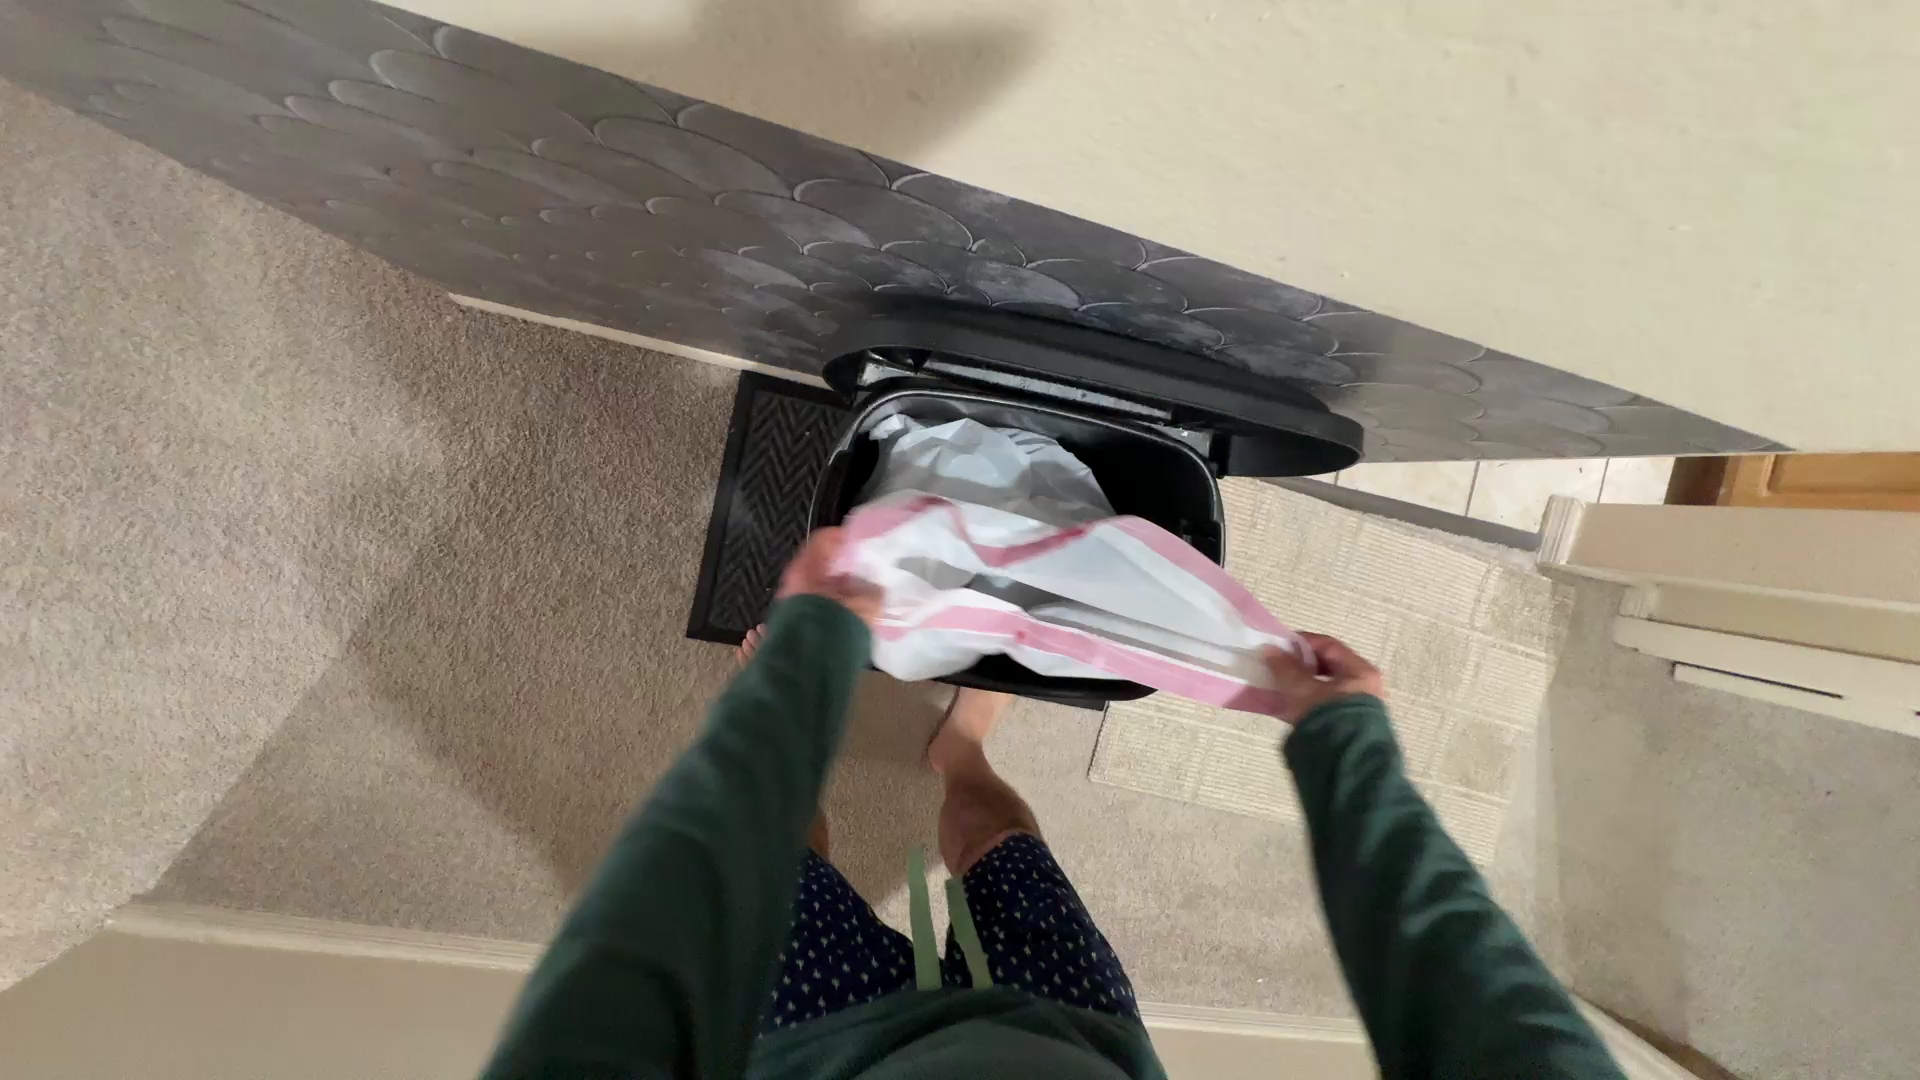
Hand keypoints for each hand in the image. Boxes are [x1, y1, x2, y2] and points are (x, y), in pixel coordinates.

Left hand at [775, 528, 880, 623]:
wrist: (805, 663)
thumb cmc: (832, 624)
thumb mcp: (861, 606)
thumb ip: (872, 594)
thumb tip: (875, 589)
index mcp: (806, 568)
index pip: (823, 540)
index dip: (843, 537)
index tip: (860, 542)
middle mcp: (794, 580)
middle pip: (819, 564)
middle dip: (841, 566)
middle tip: (863, 569)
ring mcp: (791, 601)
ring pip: (817, 585)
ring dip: (837, 587)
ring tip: (859, 593)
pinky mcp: (793, 620)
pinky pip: (815, 603)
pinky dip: (831, 602)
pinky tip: (847, 612)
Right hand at [1260, 632, 1384, 725]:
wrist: (1343, 762)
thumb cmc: (1325, 715)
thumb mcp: (1301, 688)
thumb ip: (1284, 667)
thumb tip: (1269, 649)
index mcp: (1360, 671)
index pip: (1328, 645)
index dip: (1300, 642)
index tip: (1278, 645)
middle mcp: (1364, 685)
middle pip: (1327, 666)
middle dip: (1299, 664)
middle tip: (1277, 664)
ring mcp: (1358, 706)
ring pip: (1324, 685)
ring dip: (1301, 682)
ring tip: (1279, 684)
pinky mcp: (1348, 723)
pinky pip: (1323, 702)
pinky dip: (1306, 698)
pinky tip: (1288, 703)